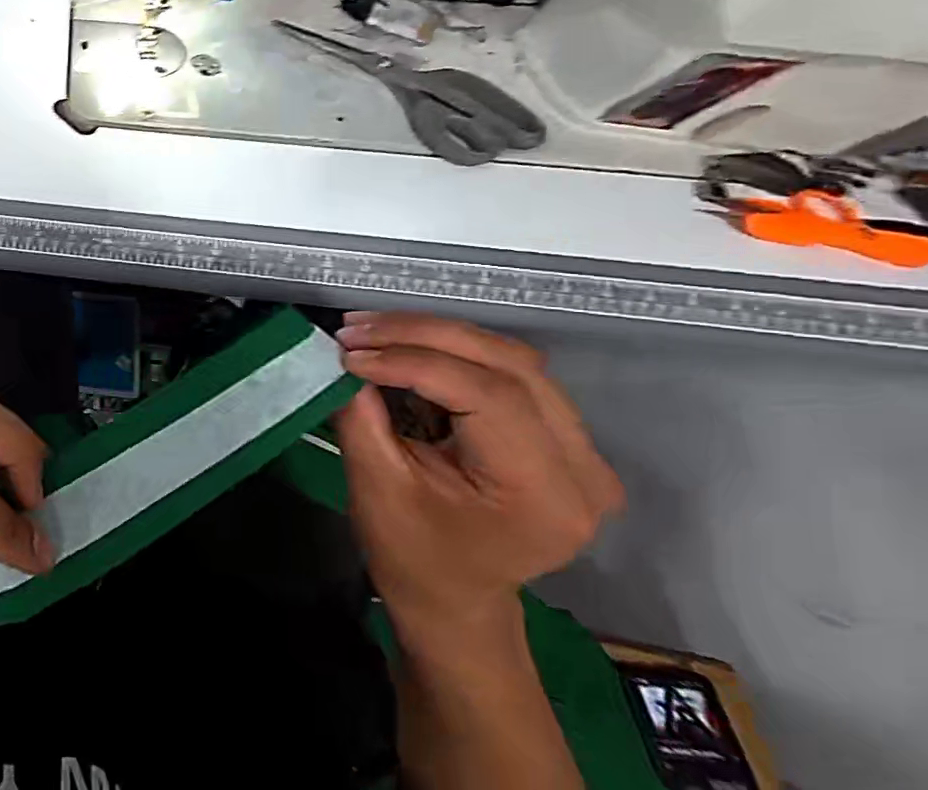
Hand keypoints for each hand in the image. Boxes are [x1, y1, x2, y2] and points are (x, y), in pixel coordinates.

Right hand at [332, 313, 624, 635]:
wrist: (451, 599)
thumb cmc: (412, 556)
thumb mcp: (376, 488)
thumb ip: (362, 418)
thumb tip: (344, 358)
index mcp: (545, 493)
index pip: (489, 396)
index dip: (413, 362)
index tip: (348, 353)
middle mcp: (583, 466)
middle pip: (510, 365)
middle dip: (424, 334)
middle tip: (356, 328)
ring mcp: (582, 450)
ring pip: (512, 360)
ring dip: (437, 335)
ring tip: (373, 331)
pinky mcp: (561, 438)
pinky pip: (509, 374)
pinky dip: (452, 352)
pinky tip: (404, 347)